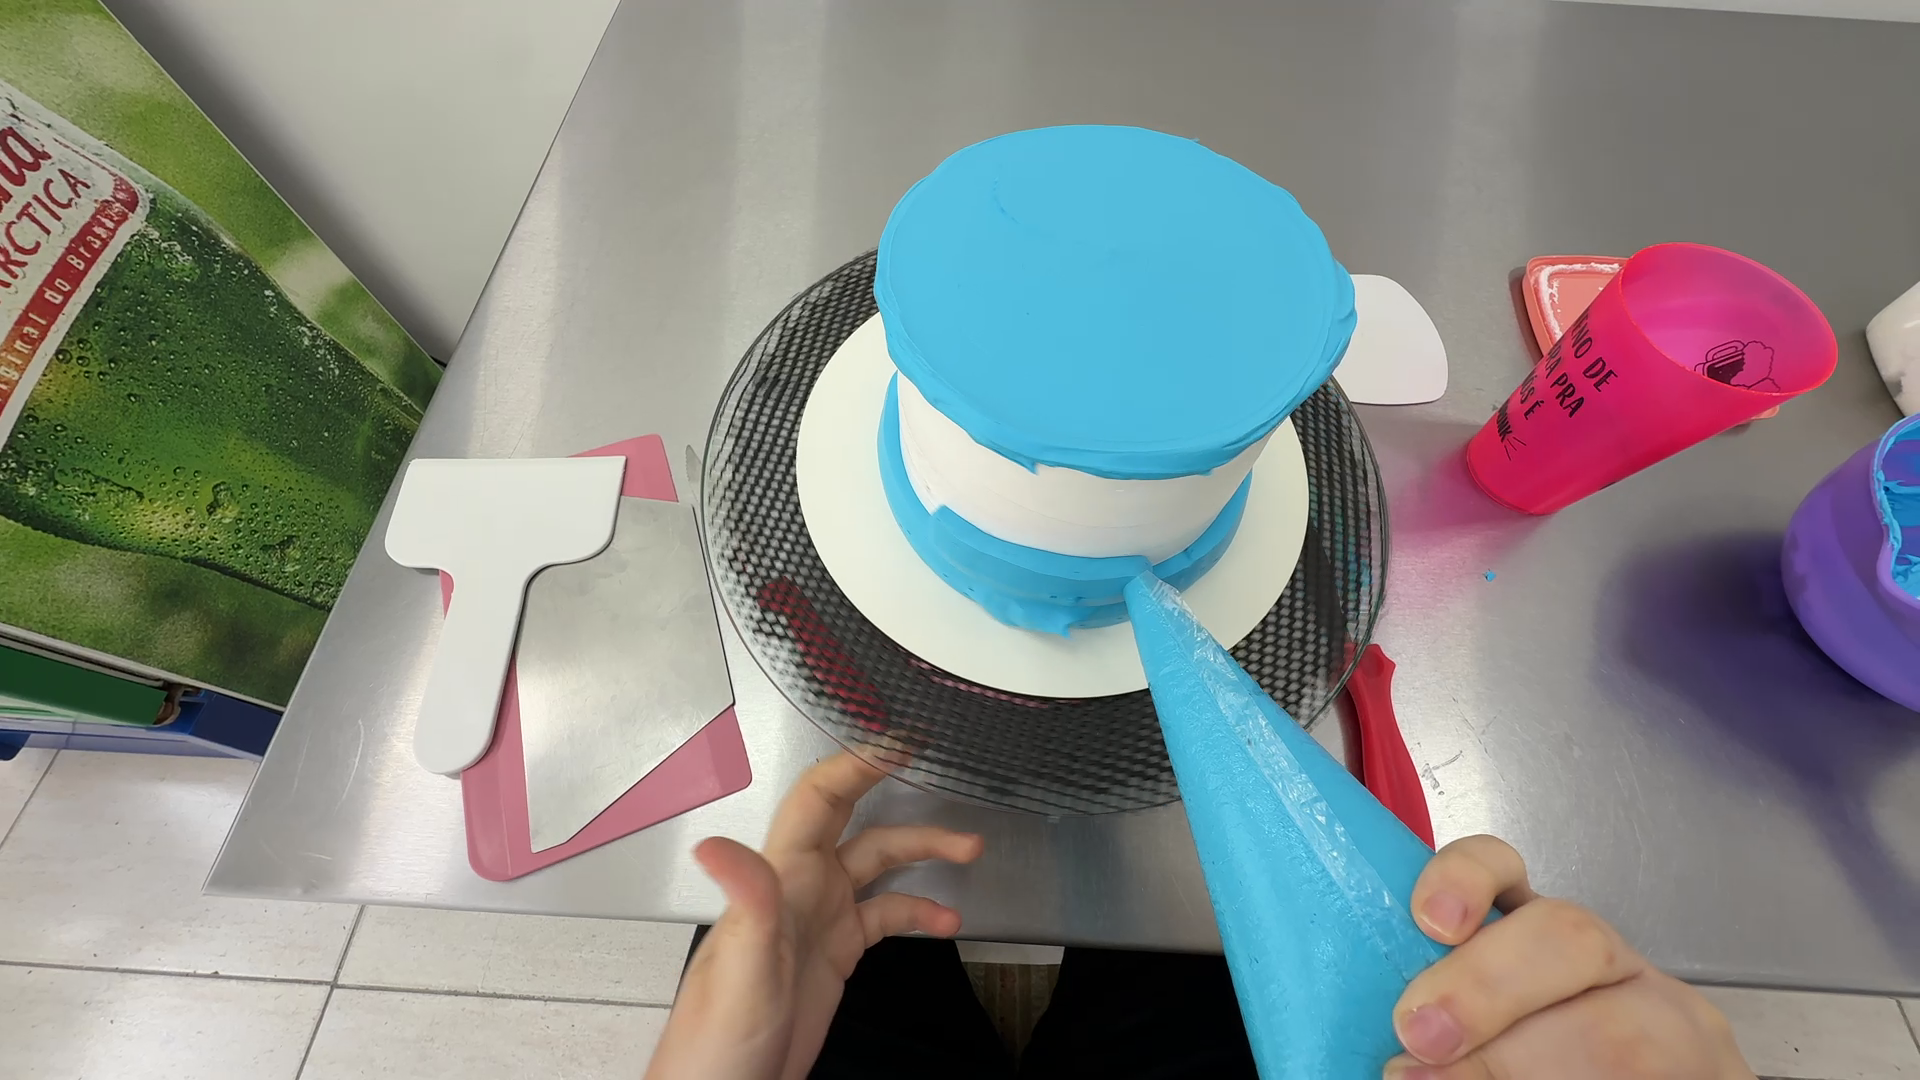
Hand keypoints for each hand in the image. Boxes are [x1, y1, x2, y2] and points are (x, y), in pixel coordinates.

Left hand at [645, 753, 984, 1079]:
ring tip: (969, 850)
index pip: (820, 796)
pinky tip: (945, 921)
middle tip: (931, 766)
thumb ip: (746, 902)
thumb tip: (714, 846)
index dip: (857, 763)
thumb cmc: (720, 1035)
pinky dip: (919, 911)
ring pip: (881, 863)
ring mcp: (824, 914)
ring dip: (925, 853)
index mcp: (782, 872)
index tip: (898, 746)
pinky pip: (887, 914)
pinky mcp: (839, 947)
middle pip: (858, 820)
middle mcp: (805, 882)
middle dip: (896, 792)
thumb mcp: (742, 967)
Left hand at [1386, 835, 1753, 1078]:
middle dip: (1484, 990)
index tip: (1428, 921)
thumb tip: (1377, 1024)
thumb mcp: (1477, 1018)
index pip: (1500, 863)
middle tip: (1415, 1037)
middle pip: (1564, 940)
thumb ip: (1438, 997)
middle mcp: (1611, 963)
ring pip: (1616, 1035)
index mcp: (1535, 927)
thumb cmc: (1516, 1052)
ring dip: (1518, 1067)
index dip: (1462, 877)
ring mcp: (1677, 1029)